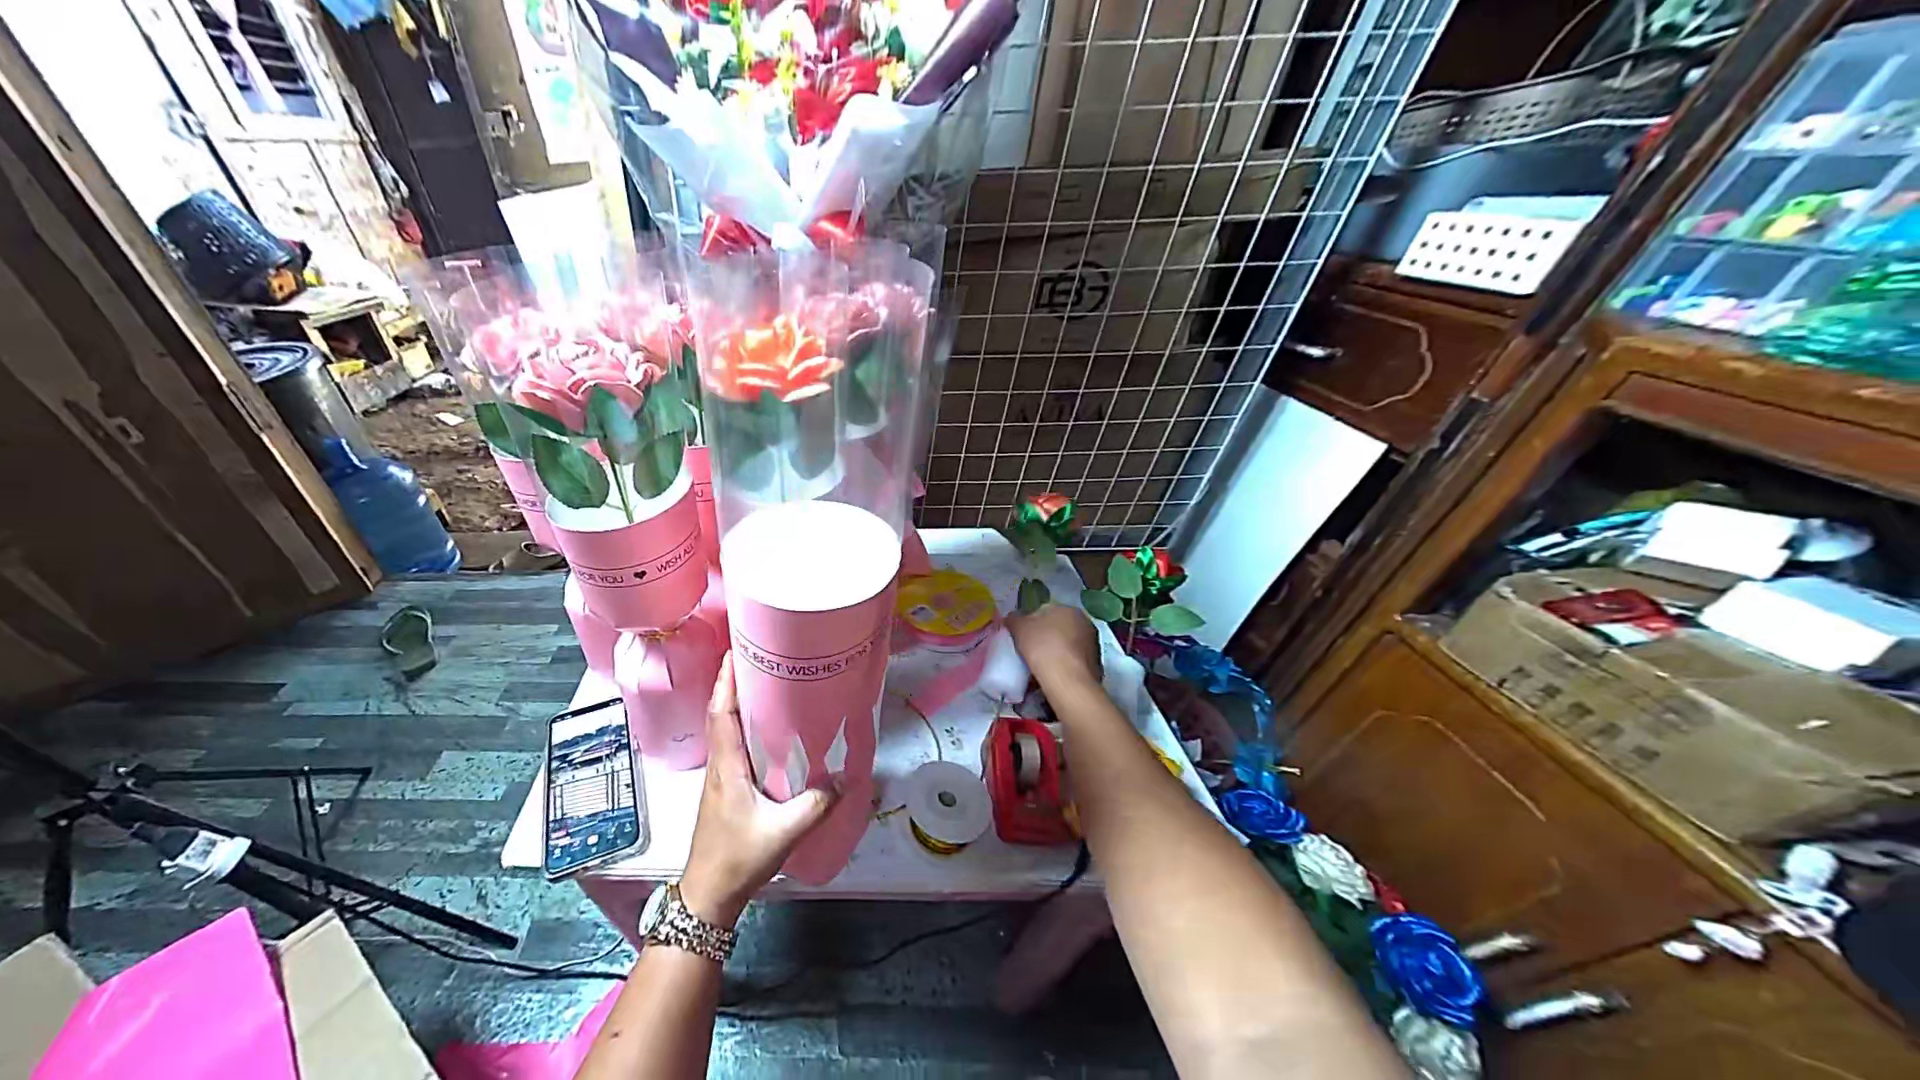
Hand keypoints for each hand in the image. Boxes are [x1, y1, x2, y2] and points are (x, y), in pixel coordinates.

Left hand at [680, 652, 837, 927]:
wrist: (708, 895)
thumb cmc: (738, 858)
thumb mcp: (784, 831)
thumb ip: (817, 804)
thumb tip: (847, 778)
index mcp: (727, 767)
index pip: (722, 714)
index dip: (727, 682)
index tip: (735, 652)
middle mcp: (720, 766)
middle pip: (721, 714)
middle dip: (734, 683)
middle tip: (758, 657)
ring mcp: (720, 778)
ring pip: (725, 730)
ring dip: (738, 703)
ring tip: (764, 683)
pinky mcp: (725, 789)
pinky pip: (732, 746)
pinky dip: (743, 726)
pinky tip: (765, 730)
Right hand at [1006, 603, 1101, 690]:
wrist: (1068, 681)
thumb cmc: (1043, 647)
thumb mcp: (1019, 628)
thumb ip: (1014, 619)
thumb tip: (1012, 618)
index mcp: (1068, 608)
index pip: (1045, 610)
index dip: (1031, 622)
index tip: (1022, 637)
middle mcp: (1085, 622)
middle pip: (1059, 627)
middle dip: (1046, 636)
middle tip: (1030, 651)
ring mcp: (1093, 643)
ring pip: (1068, 645)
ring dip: (1057, 651)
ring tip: (1041, 666)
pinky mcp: (1096, 664)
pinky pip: (1074, 661)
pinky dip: (1065, 665)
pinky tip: (1054, 675)